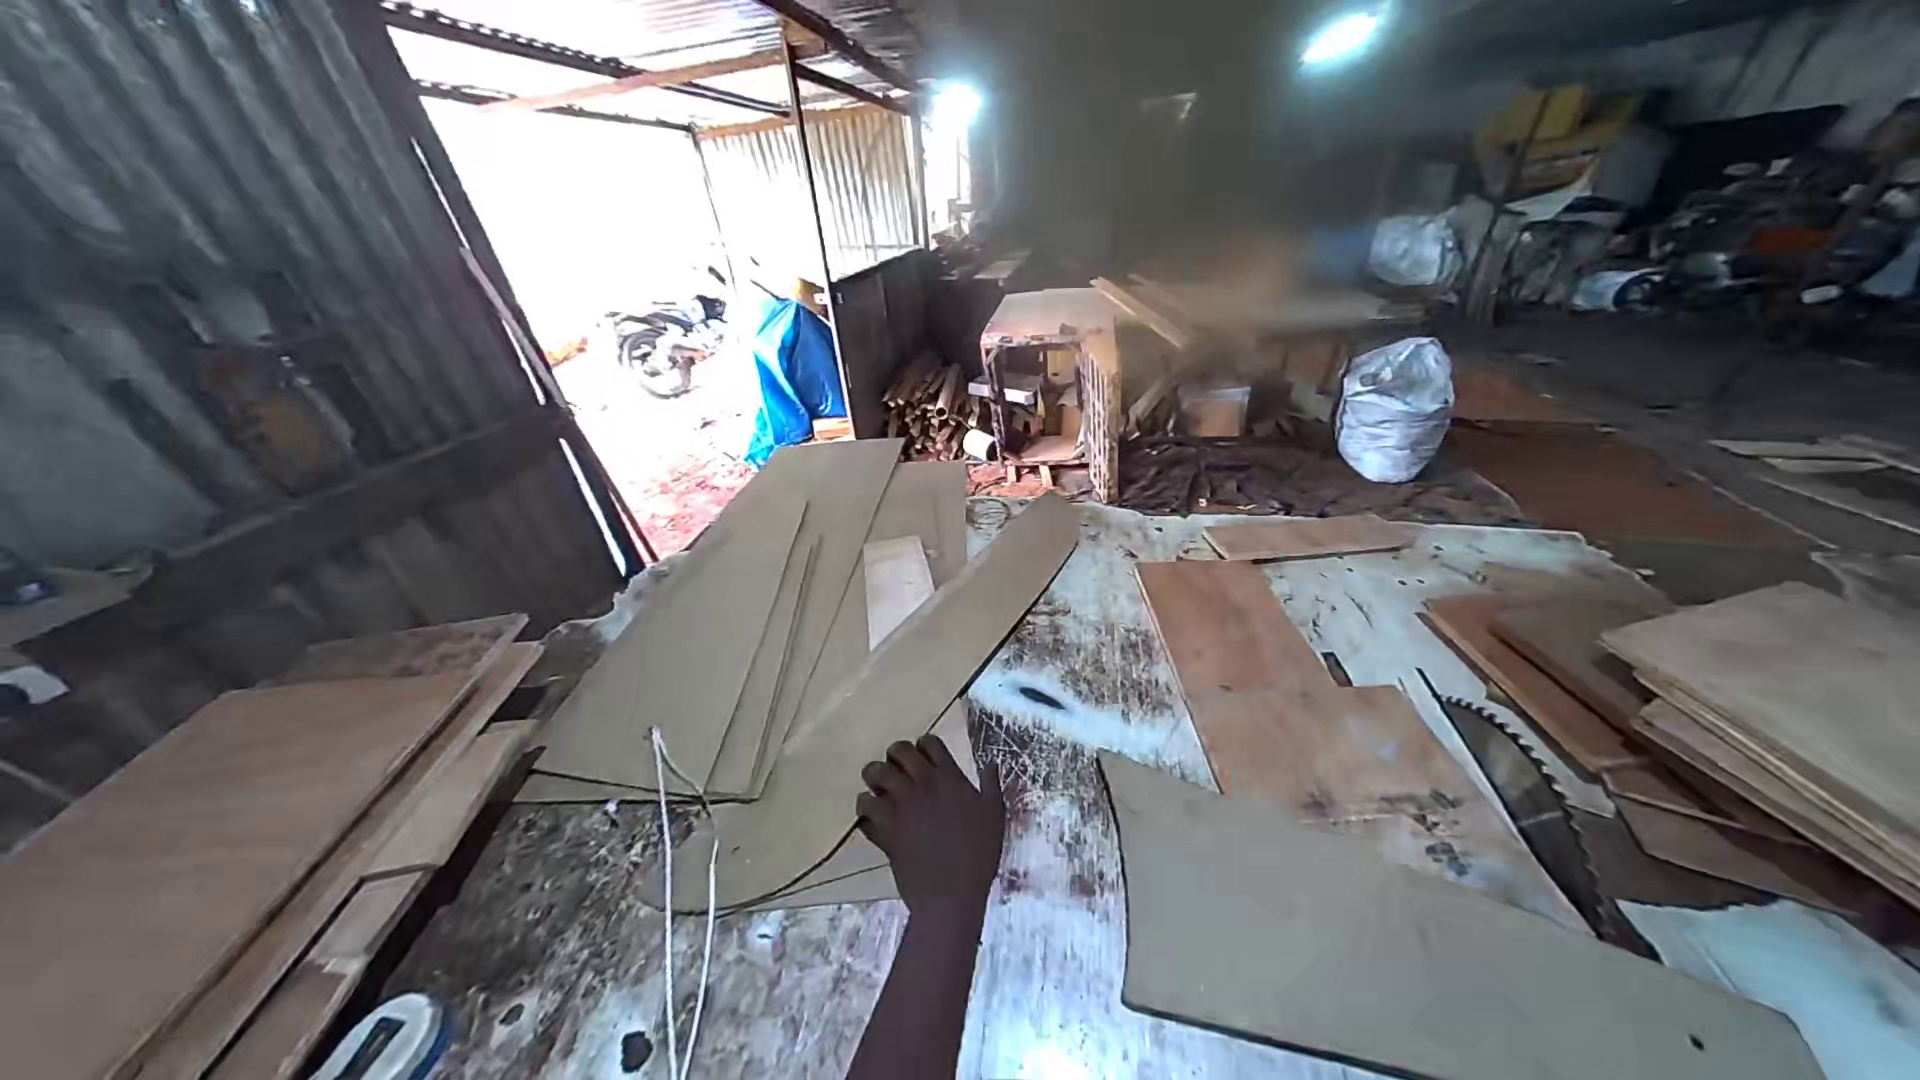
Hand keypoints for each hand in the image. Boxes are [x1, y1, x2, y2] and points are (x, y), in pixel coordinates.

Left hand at [856, 735, 1004, 920]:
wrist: (952, 894)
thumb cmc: (978, 856)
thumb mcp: (994, 816)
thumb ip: (991, 785)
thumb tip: (991, 763)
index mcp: (950, 777)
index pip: (930, 743)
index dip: (922, 746)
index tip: (921, 757)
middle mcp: (923, 783)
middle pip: (899, 750)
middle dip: (894, 756)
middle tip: (896, 770)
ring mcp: (901, 803)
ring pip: (876, 772)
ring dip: (875, 778)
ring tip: (879, 790)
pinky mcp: (885, 825)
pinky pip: (865, 805)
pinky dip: (865, 808)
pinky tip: (872, 817)